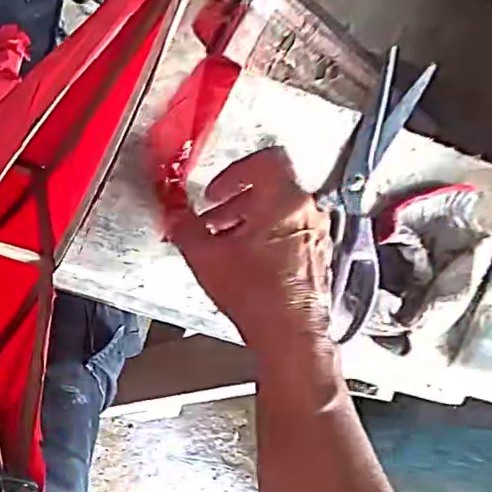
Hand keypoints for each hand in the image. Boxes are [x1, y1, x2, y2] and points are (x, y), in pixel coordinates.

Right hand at [164, 147, 334, 359]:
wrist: (289, 330)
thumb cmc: (257, 295)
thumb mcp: (205, 258)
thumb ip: (186, 230)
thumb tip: (175, 216)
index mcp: (283, 201)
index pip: (265, 160)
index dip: (233, 173)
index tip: (214, 192)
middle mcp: (307, 211)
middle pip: (269, 189)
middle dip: (233, 204)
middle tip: (209, 223)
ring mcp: (315, 233)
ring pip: (278, 213)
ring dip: (247, 223)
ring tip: (222, 247)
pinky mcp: (315, 254)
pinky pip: (287, 234)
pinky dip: (263, 240)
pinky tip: (243, 264)